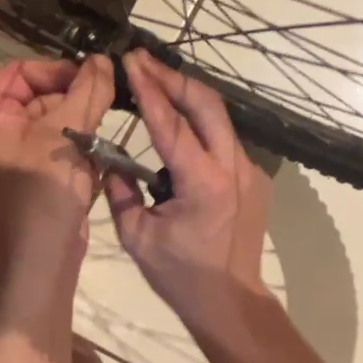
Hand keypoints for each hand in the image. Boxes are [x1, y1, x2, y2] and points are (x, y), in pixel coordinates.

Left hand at [0, 55, 114, 274]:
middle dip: (74, 99)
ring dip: (82, 123)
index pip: (21, 70)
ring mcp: (13, 153)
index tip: (94, 77)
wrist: (44, 256)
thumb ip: (88, 91)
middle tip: (107, 104)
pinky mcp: (34, 171)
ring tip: (101, 135)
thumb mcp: (67, 134)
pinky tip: (96, 156)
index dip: (58, 70)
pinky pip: (59, 142)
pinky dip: (80, 144)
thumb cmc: (44, 191)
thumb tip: (105, 59)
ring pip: (55, 118)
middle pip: (40, 93)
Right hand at [104, 50, 272, 329]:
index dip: (148, 88)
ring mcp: (248, 171)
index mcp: (201, 182)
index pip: (170, 122)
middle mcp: (232, 167)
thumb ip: (121, 191)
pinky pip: (225, 140)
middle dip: (172, 77)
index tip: (130, 61)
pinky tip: (179, 126)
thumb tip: (109, 159)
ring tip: (156, 83)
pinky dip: (200, 124)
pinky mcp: (254, 178)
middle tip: (142, 62)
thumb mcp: (136, 236)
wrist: (230, 301)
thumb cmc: (179, 275)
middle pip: (206, 103)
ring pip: (220, 118)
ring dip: (187, 96)